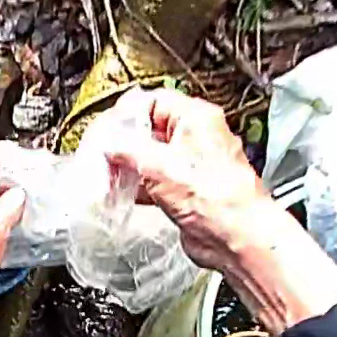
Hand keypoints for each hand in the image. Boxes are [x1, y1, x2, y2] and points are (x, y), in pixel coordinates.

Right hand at [103, 89, 268, 270]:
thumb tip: (111, 146)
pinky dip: (138, 188)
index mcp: (196, 119)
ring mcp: (190, 167)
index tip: (107, 130)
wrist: (232, 234)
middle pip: (151, 131)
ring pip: (151, 159)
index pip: (155, 102)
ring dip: (129, 169)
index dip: (128, 114)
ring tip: (109, 178)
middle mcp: (195, 139)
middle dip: (124, 145)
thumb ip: (129, 151)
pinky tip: (124, 196)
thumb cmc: (213, 197)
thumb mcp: (159, 166)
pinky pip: (155, 184)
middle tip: (104, 157)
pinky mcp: (185, 192)